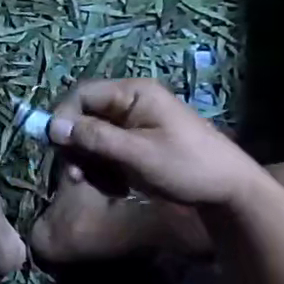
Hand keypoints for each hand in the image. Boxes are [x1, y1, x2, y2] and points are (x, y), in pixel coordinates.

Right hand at [47, 78, 261, 207]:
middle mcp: (130, 103)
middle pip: (84, 116)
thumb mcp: (137, 153)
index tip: (58, 147)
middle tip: (78, 177)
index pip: (82, 94)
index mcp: (133, 93)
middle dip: (77, 147)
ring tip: (100, 187)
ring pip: (91, 138)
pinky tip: (115, 189)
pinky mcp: (136, 144)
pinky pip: (106, 151)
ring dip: (89, 162)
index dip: (65, 118)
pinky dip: (103, 170)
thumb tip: (54, 127)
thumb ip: (96, 138)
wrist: (229, 190)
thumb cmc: (187, 166)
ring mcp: (133, 124)